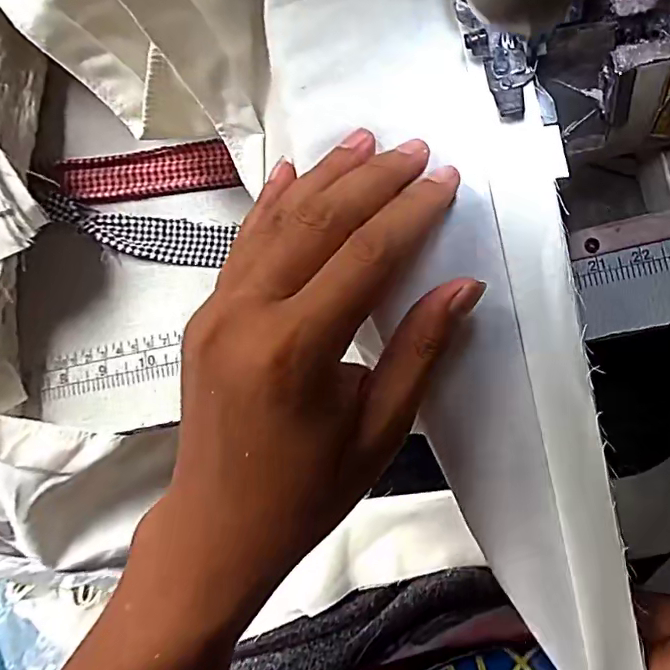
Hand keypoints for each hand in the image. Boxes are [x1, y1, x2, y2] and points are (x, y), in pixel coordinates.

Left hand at [156, 129, 482, 601]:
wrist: (215, 529)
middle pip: (320, 224)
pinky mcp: (206, 313)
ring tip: (364, 141)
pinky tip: (293, 171)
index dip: (410, 213)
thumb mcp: (379, 429)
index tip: (444, 180)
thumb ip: (420, 349)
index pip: (365, 257)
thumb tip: (463, 287)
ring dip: (326, 177)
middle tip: (415, 151)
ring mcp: (217, 310)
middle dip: (373, 181)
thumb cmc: (306, 491)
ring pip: (278, 223)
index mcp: (295, 350)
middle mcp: (247, 316)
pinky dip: (272, 203)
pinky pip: (244, 244)